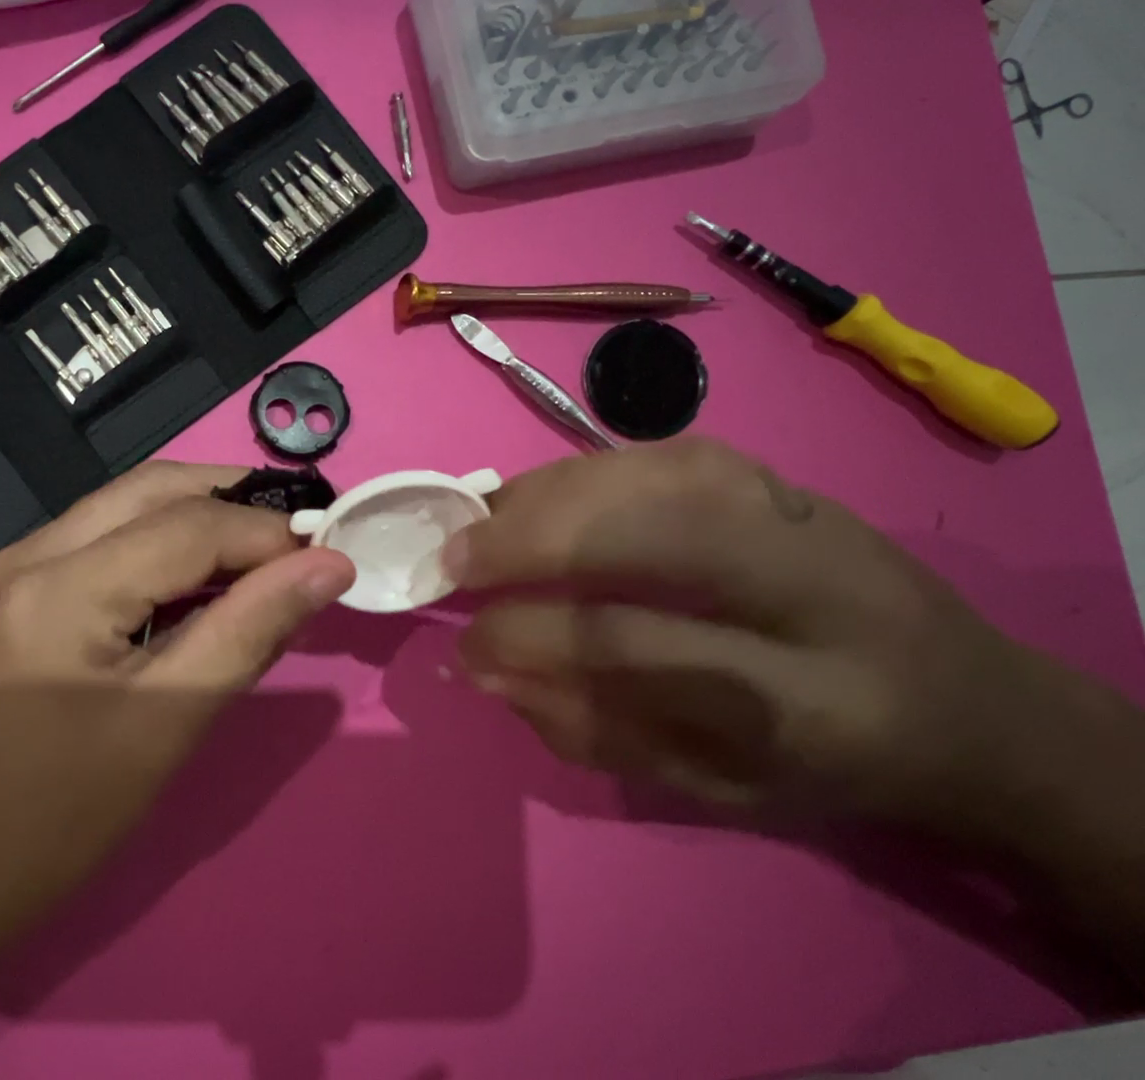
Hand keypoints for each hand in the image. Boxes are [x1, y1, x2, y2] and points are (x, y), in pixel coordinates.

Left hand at [0, 462, 355, 1000]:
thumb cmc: (70, 813)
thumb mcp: (172, 720)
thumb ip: (251, 630)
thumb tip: (329, 564)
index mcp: (58, 589)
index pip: (186, 527)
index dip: (266, 533)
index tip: (330, 553)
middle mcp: (24, 556)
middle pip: (148, 490)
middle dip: (231, 502)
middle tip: (299, 536)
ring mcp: (7, 570)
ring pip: (120, 507)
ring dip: (194, 518)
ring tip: (261, 553)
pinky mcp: (8, 593)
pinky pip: (95, 541)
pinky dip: (153, 546)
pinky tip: (196, 577)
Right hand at [441, 439, 1106, 833]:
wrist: (975, 710)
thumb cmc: (830, 772)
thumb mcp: (712, 791)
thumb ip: (593, 731)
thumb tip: (486, 666)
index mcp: (808, 700)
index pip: (637, 645)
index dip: (531, 635)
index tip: (465, 646)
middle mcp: (821, 588)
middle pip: (658, 530)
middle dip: (531, 539)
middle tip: (451, 560)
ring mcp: (814, 517)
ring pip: (662, 472)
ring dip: (551, 492)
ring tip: (479, 522)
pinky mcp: (793, 481)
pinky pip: (671, 453)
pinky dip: (591, 469)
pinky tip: (543, 495)